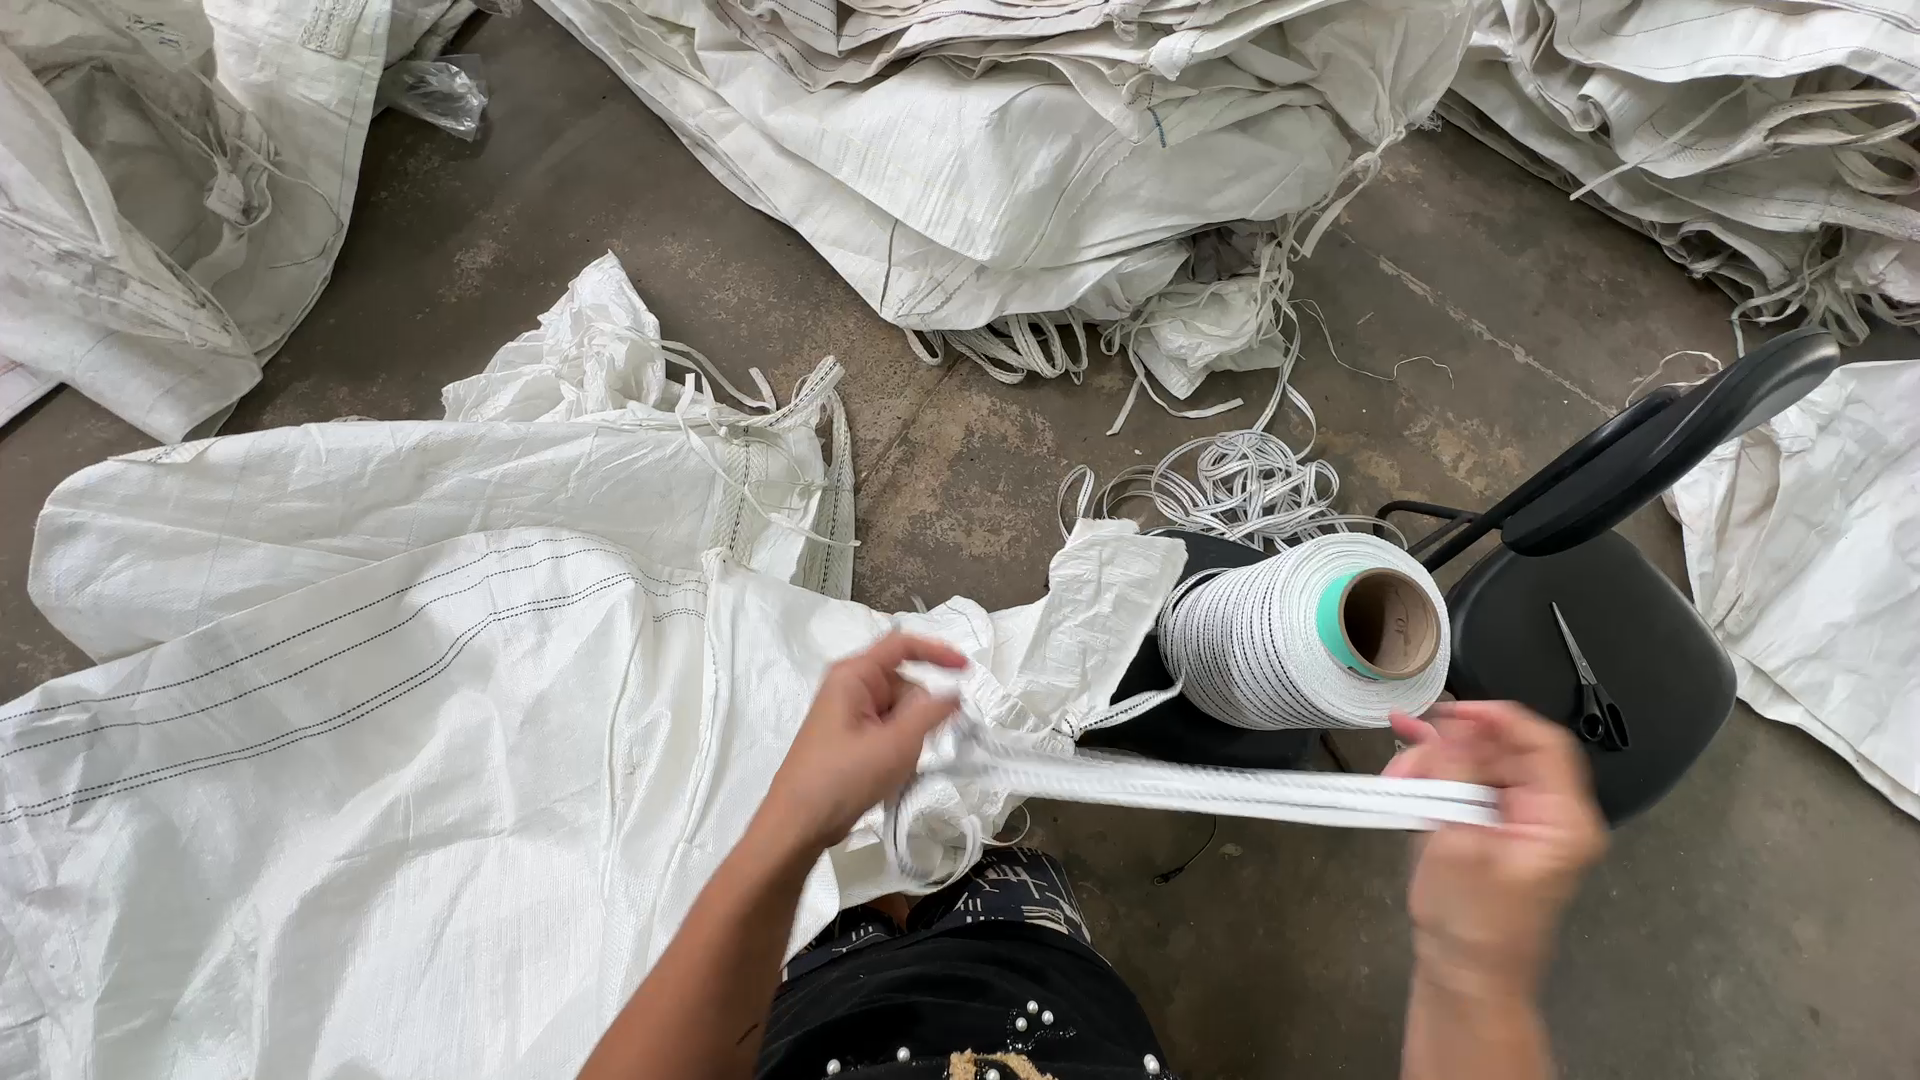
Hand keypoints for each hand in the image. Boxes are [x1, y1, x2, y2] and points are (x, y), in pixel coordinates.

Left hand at [757, 632, 966, 853]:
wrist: (798, 824)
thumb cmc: (844, 777)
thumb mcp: (896, 743)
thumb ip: (931, 712)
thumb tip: (954, 693)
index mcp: (854, 675)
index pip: (902, 645)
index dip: (938, 652)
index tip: (966, 669)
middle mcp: (849, 686)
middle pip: (903, 684)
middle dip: (918, 713)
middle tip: (912, 747)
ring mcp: (848, 713)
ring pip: (898, 711)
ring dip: (908, 736)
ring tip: (894, 766)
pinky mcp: (849, 737)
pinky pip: (887, 729)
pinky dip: (897, 746)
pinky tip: (886, 772)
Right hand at [1385, 700, 1606, 999]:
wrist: (1463, 969)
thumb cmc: (1472, 919)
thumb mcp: (1459, 842)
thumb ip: (1457, 779)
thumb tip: (1453, 729)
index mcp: (1561, 819)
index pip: (1543, 743)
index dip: (1498, 717)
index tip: (1450, 711)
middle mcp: (1544, 813)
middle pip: (1501, 750)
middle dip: (1448, 745)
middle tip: (1406, 748)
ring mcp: (1514, 820)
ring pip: (1473, 764)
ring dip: (1431, 763)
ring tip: (1397, 776)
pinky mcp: (1486, 826)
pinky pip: (1460, 786)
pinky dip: (1429, 779)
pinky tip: (1401, 780)